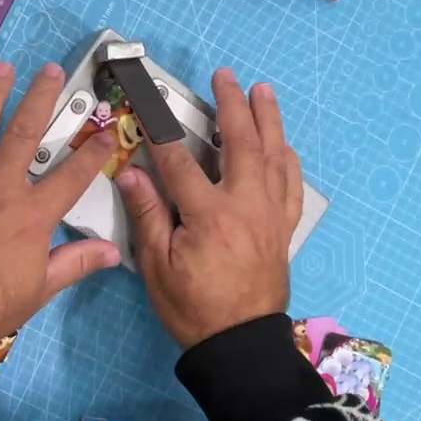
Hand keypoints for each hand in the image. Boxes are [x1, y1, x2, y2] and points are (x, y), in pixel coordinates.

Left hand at [0, 62, 120, 338]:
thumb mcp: (41, 288)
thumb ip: (76, 262)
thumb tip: (113, 251)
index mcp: (31, 214)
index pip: (72, 175)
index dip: (94, 151)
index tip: (108, 130)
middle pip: (25, 133)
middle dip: (41, 99)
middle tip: (51, 71)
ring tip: (3, 70)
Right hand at [118, 68, 302, 349]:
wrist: (240, 344)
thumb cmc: (192, 307)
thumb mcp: (157, 266)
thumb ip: (148, 215)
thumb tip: (130, 174)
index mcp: (210, 217)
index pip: (180, 163)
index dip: (162, 133)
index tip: (151, 107)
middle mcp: (246, 207)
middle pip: (242, 145)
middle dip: (232, 106)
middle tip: (226, 77)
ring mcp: (270, 216)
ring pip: (275, 157)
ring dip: (269, 120)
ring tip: (264, 91)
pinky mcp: (282, 229)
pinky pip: (290, 185)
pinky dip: (288, 158)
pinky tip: (284, 143)